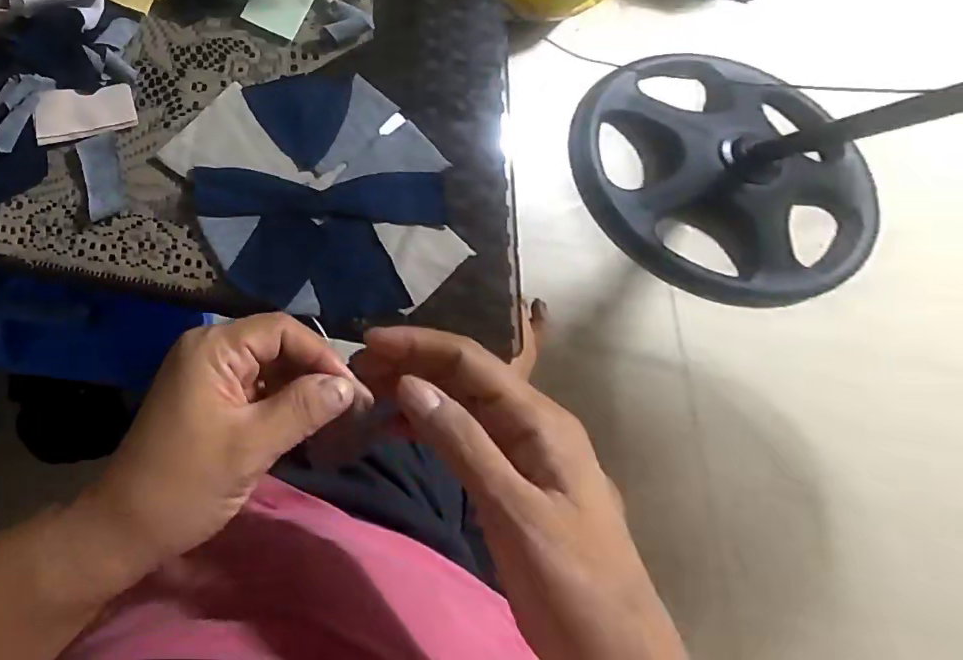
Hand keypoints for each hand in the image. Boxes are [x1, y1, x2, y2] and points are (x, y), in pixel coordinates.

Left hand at [74, 314, 363, 570]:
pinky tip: (305, 426)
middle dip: (313, 371)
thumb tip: (349, 386)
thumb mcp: (252, 444)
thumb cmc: (190, 478)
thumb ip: (302, 408)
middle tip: (353, 411)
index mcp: (212, 347)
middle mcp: (206, 348)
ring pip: (264, 366)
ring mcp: (203, 372)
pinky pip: (250, 386)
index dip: (321, 353)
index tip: (357, 393)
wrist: (133, 515)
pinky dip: (279, 401)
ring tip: (338, 421)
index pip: (278, 328)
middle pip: (272, 343)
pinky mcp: (205, 395)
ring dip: (299, 388)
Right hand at [354, 326, 686, 659]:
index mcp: (541, 422)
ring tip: (363, 391)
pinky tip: (387, 426)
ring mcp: (518, 450)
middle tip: (355, 368)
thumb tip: (408, 381)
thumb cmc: (571, 581)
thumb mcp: (514, 510)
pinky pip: (454, 431)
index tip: (366, 341)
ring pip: (453, 400)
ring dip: (408, 390)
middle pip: (459, 374)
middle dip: (407, 363)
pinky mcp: (503, 475)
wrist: (614, 657)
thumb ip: (462, 443)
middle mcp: (529, 424)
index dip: (417, 343)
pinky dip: (417, 422)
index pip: (471, 360)